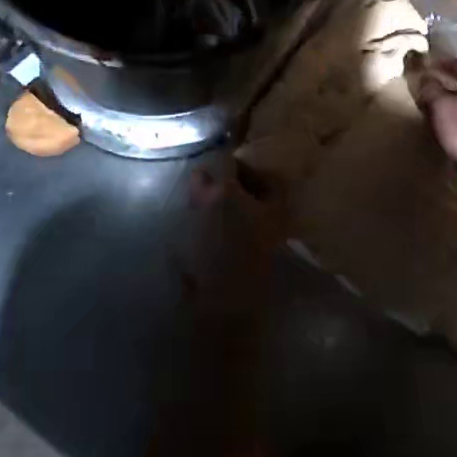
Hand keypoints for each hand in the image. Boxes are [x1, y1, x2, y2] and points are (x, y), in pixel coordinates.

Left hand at [184, 157, 282, 319]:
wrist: (227, 297)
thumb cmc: (257, 253)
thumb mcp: (276, 216)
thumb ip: (272, 188)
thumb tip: (264, 175)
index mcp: (223, 189)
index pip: (225, 158)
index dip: (238, 162)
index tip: (248, 171)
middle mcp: (199, 198)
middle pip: (201, 175)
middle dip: (215, 177)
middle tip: (234, 191)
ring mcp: (186, 218)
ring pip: (195, 198)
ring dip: (209, 200)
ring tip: (229, 217)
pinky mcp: (180, 239)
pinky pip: (192, 220)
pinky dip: (204, 222)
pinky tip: (219, 238)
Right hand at [405, 51, 456, 175]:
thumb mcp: (440, 105)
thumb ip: (431, 88)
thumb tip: (424, 76)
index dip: (442, 61)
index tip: (427, 63)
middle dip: (445, 79)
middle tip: (428, 82)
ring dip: (449, 96)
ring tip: (432, 101)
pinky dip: (454, 110)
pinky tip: (444, 118)